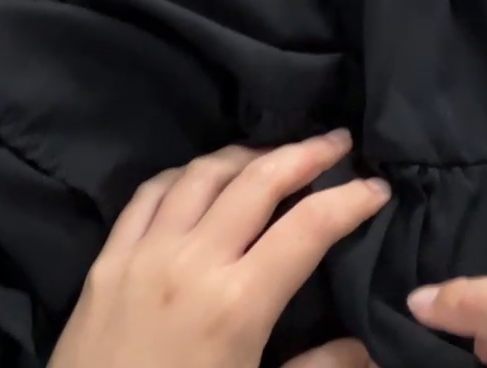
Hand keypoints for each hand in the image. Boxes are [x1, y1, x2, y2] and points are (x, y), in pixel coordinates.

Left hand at [51, 130, 389, 367]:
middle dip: (305, 154)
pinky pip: (150, 191)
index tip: (377, 186)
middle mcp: (193, 260)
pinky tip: (201, 174)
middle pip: (258, 182)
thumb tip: (370, 348)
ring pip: (203, 173)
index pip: (307, 229)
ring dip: (246, 154)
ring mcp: (145, 250)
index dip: (349, 200)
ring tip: (275, 152)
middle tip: (337, 140)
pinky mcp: (108, 255)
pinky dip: (184, 173)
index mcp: (237, 304)